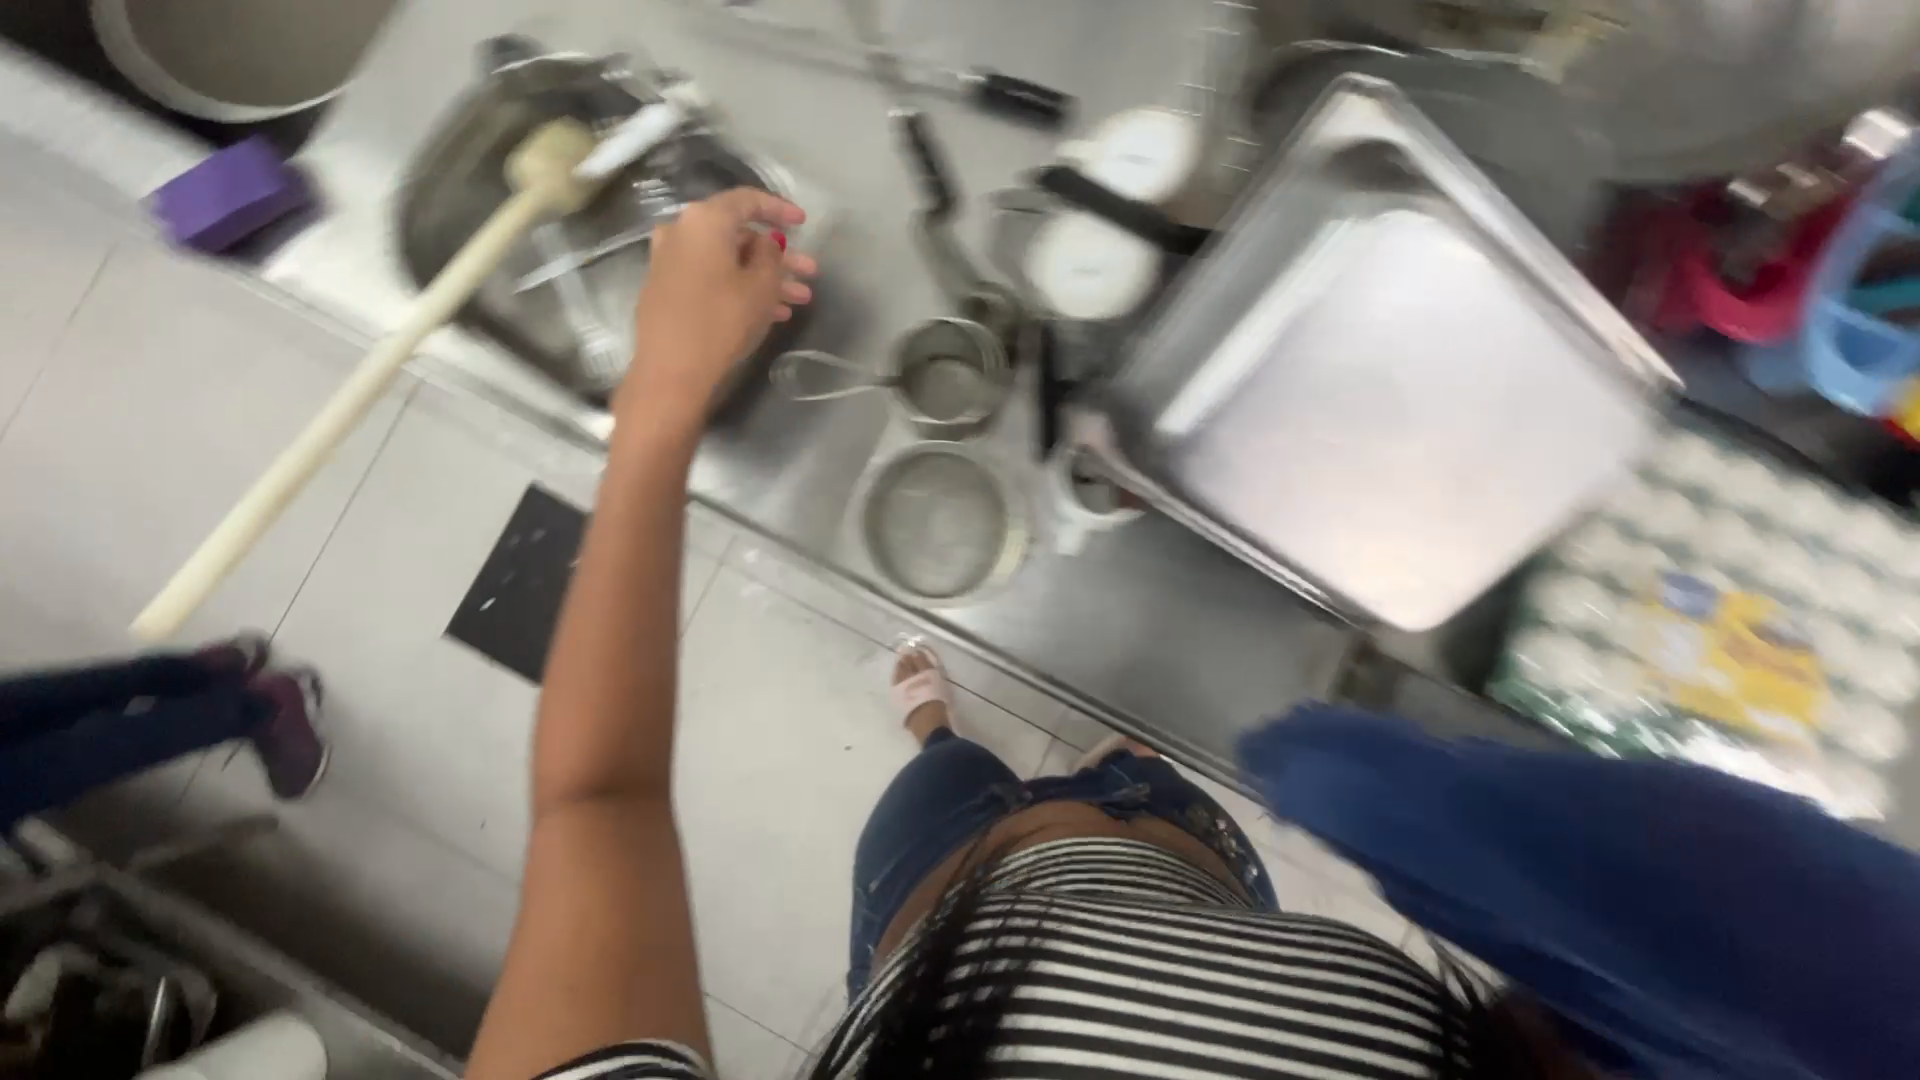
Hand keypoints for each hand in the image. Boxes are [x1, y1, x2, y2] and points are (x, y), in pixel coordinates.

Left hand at [621, 188, 816, 423]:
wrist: (672, 369)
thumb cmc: (722, 320)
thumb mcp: (761, 286)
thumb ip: (771, 256)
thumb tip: (766, 244)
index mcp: (704, 220)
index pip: (748, 201)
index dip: (780, 209)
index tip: (803, 223)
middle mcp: (681, 231)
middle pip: (738, 236)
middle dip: (778, 257)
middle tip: (809, 274)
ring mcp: (669, 260)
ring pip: (727, 261)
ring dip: (763, 278)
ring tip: (797, 301)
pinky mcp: (666, 289)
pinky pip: (711, 277)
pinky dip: (739, 287)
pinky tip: (768, 312)